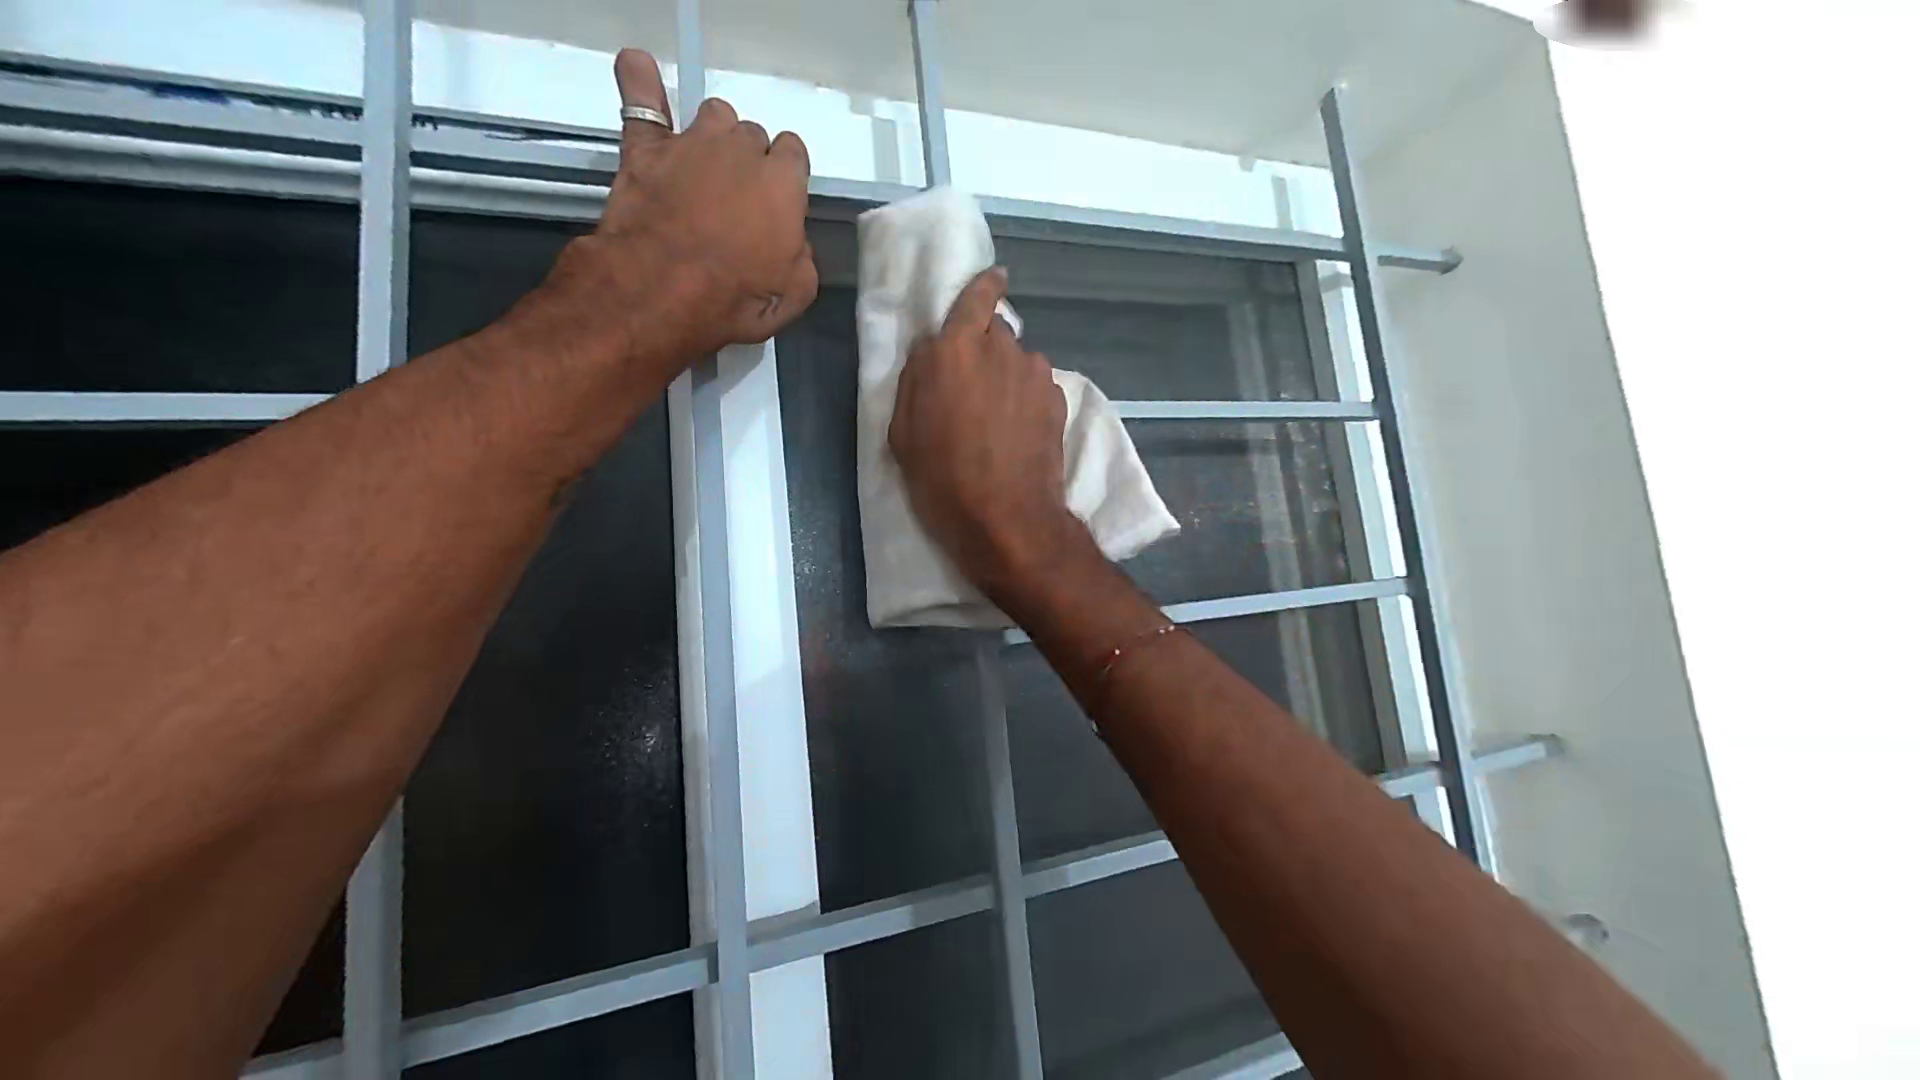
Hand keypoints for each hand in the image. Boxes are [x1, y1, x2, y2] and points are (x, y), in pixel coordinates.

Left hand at [541, 49, 817, 365]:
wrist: (662, 291)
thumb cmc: (735, 298)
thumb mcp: (794, 293)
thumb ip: (802, 257)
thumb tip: (794, 243)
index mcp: (782, 183)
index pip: (794, 154)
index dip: (786, 180)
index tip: (776, 208)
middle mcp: (741, 150)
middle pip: (753, 136)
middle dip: (750, 162)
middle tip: (738, 203)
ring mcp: (692, 143)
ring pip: (714, 116)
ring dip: (715, 136)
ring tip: (705, 168)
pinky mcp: (646, 149)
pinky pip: (643, 98)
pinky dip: (641, 82)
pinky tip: (641, 71)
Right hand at [888, 268, 1088, 596]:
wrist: (1006, 518)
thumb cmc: (941, 479)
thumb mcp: (903, 432)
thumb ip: (917, 381)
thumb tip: (933, 355)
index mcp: (955, 349)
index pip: (975, 297)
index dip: (984, 286)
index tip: (994, 279)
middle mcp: (1001, 348)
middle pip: (995, 333)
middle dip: (985, 350)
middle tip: (973, 388)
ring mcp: (1035, 373)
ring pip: (1019, 362)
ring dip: (1007, 378)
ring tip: (997, 419)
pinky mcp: (1058, 399)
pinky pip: (1036, 387)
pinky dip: (1027, 400)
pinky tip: (1019, 433)